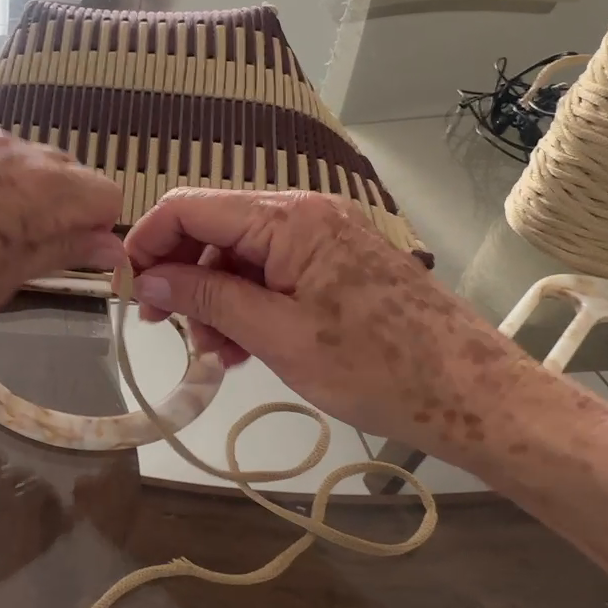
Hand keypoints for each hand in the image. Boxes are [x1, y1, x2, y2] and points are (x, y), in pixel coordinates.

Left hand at [0, 130, 123, 343]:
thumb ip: (59, 252)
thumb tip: (110, 248)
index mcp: (36, 183)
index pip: (103, 194)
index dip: (97, 230)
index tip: (75, 259)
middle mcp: (8, 147)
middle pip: (65, 171)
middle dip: (62, 209)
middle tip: (28, 253)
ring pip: (22, 160)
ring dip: (23, 193)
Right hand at [124, 189, 544, 446]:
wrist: (480, 400)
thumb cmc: (378, 369)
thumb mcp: (276, 336)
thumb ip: (205, 299)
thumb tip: (144, 282)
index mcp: (289, 219)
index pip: (188, 206)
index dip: (146, 241)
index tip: (127, 288)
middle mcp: (304, 213)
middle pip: (212, 230)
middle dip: (182, 278)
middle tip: (168, 332)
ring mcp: (323, 237)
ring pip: (238, 255)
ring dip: (214, 299)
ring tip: (217, 355)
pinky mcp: (336, 264)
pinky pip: (271, 272)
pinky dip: (247, 304)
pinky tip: (246, 347)